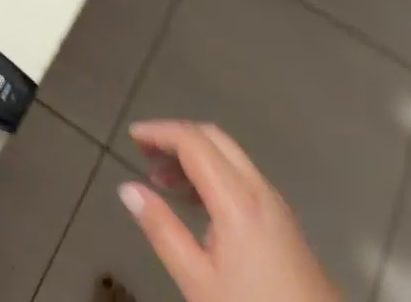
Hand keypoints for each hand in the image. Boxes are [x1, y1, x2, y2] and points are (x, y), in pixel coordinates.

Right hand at [118, 120, 339, 301]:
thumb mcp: (197, 279)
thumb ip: (161, 229)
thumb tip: (128, 189)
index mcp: (237, 200)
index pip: (194, 142)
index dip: (160, 132)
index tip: (132, 136)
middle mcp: (259, 189)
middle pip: (214, 138)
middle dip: (176, 137)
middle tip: (143, 153)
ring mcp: (274, 203)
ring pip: (230, 156)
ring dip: (194, 155)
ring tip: (161, 180)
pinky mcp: (282, 219)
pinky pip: (242, 176)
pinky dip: (212, 172)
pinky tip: (195, 202)